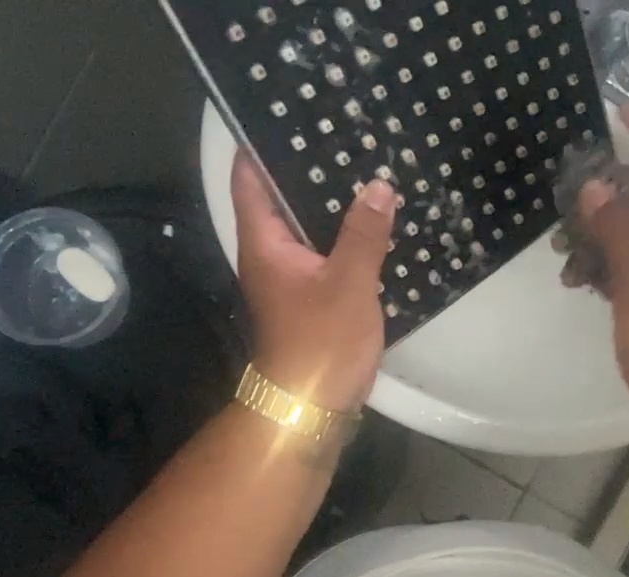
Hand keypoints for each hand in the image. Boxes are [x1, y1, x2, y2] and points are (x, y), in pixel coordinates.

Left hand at [232, 151, 395, 411]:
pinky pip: (327, 256)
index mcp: (264, 243)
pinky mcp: (312, 300)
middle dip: (309, 172)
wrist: (313, 407)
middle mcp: (270, 255)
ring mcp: (290, 279)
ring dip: (332, 208)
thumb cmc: (321, 343)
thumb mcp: (349, 284)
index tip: (291, 117)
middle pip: (281, 199)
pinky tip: (376, 229)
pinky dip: (346, 240)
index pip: (250, 178)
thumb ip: (364, 234)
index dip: (262, 144)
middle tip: (346, 139)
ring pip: (308, 230)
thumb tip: (378, 186)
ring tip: (367, 175)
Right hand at [577, 105, 628, 407]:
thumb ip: (617, 227)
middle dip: (609, 190)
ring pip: (628, 225)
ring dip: (594, 230)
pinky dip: (596, 262)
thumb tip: (591, 187)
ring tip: (562, 247)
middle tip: (571, 198)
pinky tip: (572, 278)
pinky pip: (620, 259)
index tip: (623, 116)